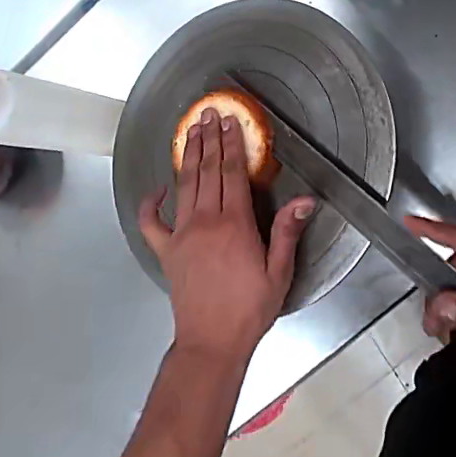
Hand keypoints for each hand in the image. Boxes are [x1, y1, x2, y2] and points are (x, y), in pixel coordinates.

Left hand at [140, 108, 316, 361]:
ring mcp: (181, 235)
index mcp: (234, 225)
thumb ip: (287, 232)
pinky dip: (151, 203)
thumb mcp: (278, 272)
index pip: (232, 173)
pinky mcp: (166, 251)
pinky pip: (152, 222)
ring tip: (190, 132)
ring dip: (187, 156)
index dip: (231, 144)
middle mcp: (205, 223)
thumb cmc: (248, 310)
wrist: (211, 342)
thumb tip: (305, 201)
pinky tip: (157, 189)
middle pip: (206, 171)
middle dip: (208, 139)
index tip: (229, 122)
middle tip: (208, 114)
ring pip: (184, 185)